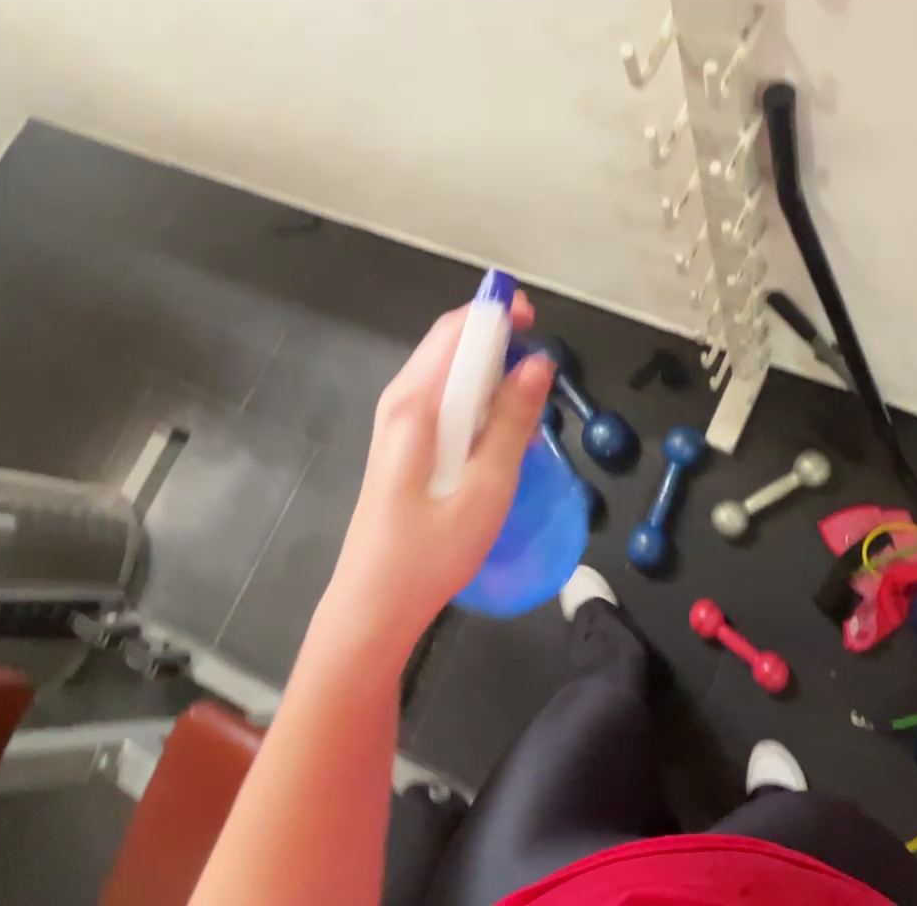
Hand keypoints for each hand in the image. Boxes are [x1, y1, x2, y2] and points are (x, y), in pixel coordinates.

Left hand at [322, 292, 554, 638]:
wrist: (374, 603)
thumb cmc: (431, 551)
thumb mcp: (487, 488)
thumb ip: (513, 422)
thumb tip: (538, 364)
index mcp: (416, 403)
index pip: (457, 330)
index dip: (497, 313)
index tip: (536, 321)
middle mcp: (401, 400)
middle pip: (451, 343)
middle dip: (498, 340)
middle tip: (542, 368)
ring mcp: (398, 421)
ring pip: (450, 371)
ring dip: (491, 371)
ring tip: (529, 401)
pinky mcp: (403, 442)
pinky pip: (445, 398)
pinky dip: (478, 397)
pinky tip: (500, 429)